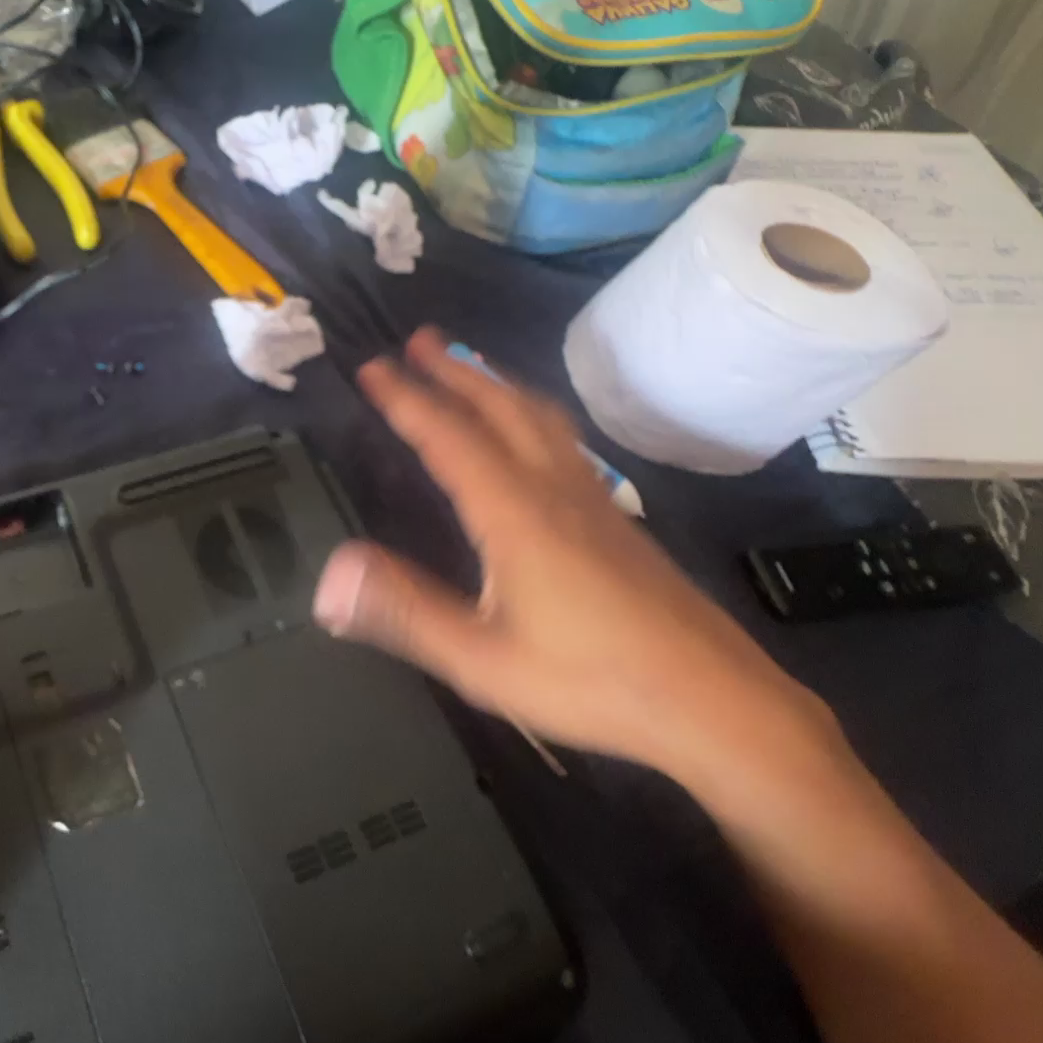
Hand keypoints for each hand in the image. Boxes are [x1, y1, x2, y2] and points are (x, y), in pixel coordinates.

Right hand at [312, 329, 848, 791]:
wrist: (712, 701)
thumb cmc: (590, 683)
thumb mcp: (481, 659)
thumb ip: (404, 612)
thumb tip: (330, 575)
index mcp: (516, 516)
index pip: (450, 440)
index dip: (407, 400)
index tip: (372, 368)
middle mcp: (555, 492)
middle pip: (501, 410)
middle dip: (455, 371)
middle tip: (419, 340)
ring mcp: (593, 502)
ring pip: (541, 419)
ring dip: (497, 384)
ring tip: (470, 364)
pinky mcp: (616, 521)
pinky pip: (563, 441)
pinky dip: (531, 413)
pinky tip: (534, 433)